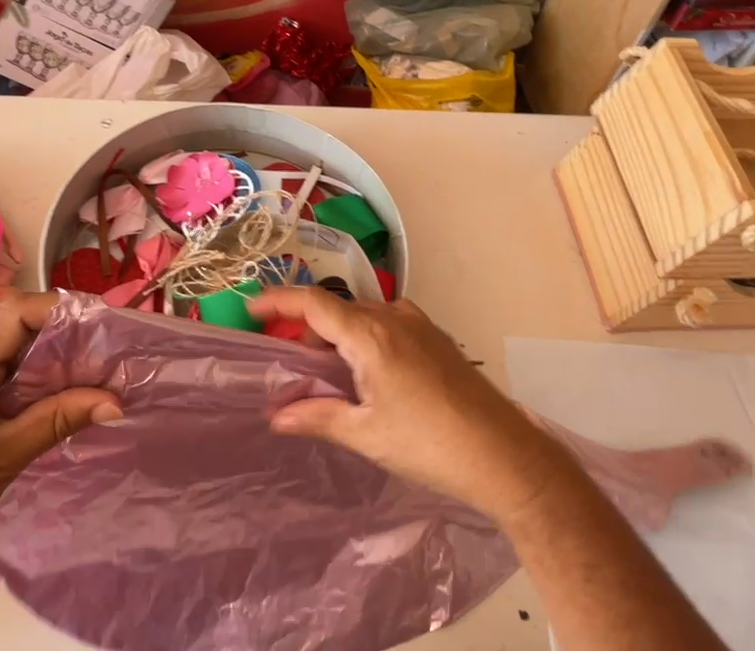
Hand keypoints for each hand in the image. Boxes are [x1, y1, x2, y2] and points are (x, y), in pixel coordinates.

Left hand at [0, 292, 121, 583]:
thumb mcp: (3, 458)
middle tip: (111, 352)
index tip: (108, 324)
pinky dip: (31, 378)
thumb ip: (59, 418)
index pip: (16, 312)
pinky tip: (60, 393)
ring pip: (9, 350)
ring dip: (51, 359)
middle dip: (65, 335)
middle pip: (15, 326)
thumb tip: (118, 400)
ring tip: (96, 372)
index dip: (64, 309)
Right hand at [249, 287, 578, 525]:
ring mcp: (420, 326)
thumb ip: (317, 416)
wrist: (502, 454)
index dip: (279, 301)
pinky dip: (365, 340)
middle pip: (339, 309)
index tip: (251, 308)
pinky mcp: (437, 340)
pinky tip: (367, 376)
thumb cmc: (427, 443)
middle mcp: (395, 318)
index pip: (315, 303)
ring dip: (339, 336)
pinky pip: (389, 327)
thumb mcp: (365, 433)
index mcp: (371, 334)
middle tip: (290, 363)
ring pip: (365, 318)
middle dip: (309, 328)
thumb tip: (276, 415)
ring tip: (327, 376)